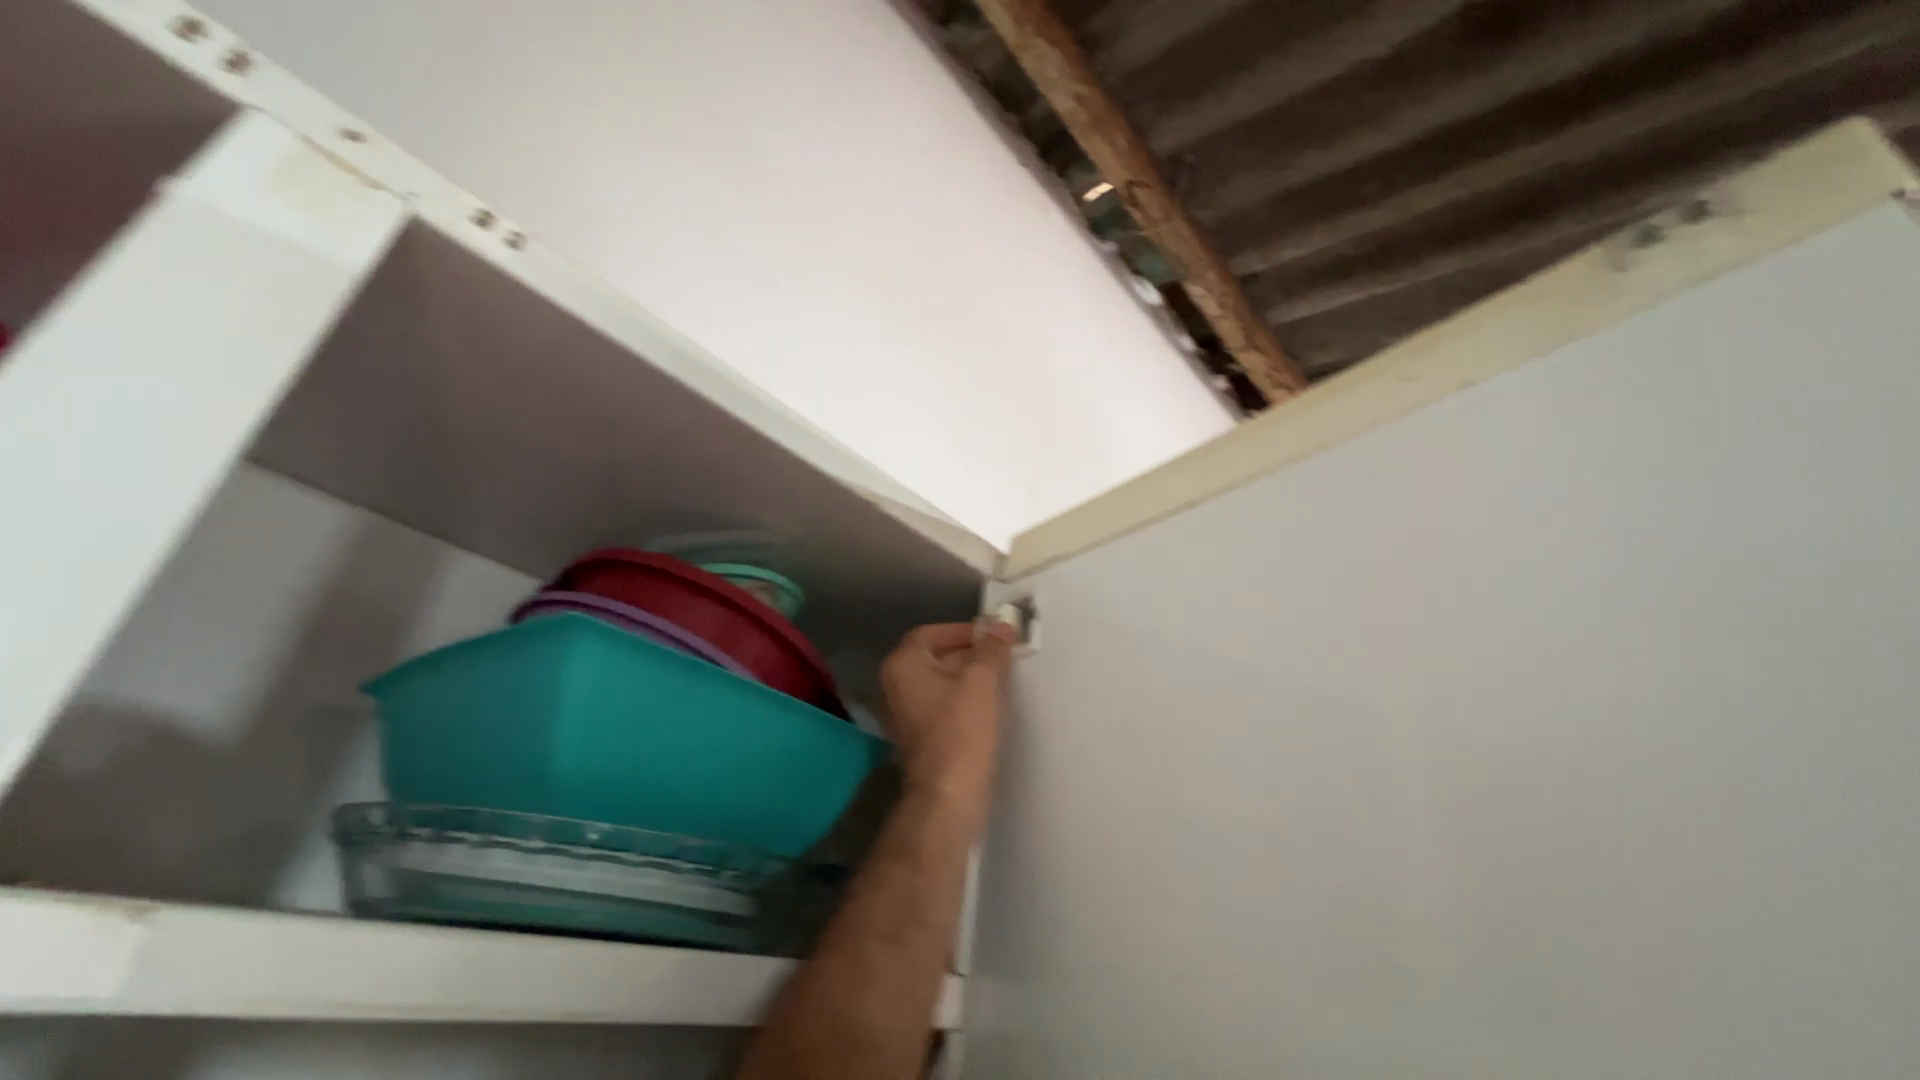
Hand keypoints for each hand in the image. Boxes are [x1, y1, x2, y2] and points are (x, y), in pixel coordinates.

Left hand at [878, 621, 1016, 797]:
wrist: (948, 795)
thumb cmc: (960, 730)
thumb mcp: (981, 681)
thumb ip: (992, 649)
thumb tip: (1002, 626)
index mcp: (902, 666)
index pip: (931, 633)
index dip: (964, 631)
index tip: (994, 635)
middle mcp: (896, 686)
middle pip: (935, 657)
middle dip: (971, 653)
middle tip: (1005, 654)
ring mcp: (906, 714)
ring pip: (942, 683)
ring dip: (971, 677)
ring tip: (1004, 677)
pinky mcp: (921, 737)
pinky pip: (944, 706)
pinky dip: (965, 699)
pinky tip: (991, 705)